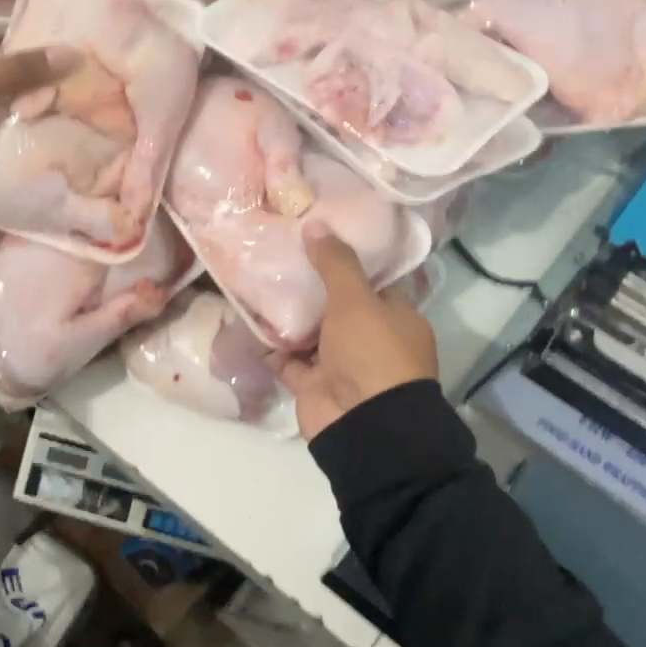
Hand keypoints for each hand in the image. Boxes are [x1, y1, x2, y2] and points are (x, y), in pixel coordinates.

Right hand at [275, 222, 439, 440]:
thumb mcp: (356, 300)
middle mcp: (370, 339)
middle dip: (311, 287)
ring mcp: (340, 364)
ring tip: (258, 285)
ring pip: (310, 333)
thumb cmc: (372, 354)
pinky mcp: (313, 384)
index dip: (349, 261)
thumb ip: (335, 264)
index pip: (374, 282)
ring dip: (288, 317)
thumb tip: (315, 223)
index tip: (318, 239)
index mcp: (395, 317)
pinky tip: (249, 323)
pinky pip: (288, 360)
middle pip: (337, 306)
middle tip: (279, 257)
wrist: (364, 423)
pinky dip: (272, 347)